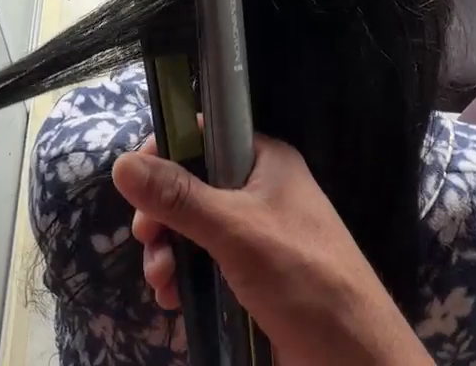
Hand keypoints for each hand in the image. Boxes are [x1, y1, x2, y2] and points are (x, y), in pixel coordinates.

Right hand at [112, 136, 429, 365]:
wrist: (356, 361)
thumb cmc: (303, 278)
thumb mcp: (236, 231)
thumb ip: (179, 197)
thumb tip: (120, 163)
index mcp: (265, 160)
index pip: (204, 133)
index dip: (166, 152)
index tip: (136, 180)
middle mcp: (259, 189)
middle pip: (191, 184)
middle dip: (161, 213)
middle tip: (146, 238)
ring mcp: (256, 234)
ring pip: (193, 227)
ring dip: (168, 252)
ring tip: (161, 284)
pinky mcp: (253, 274)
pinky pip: (204, 261)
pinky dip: (184, 277)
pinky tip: (173, 301)